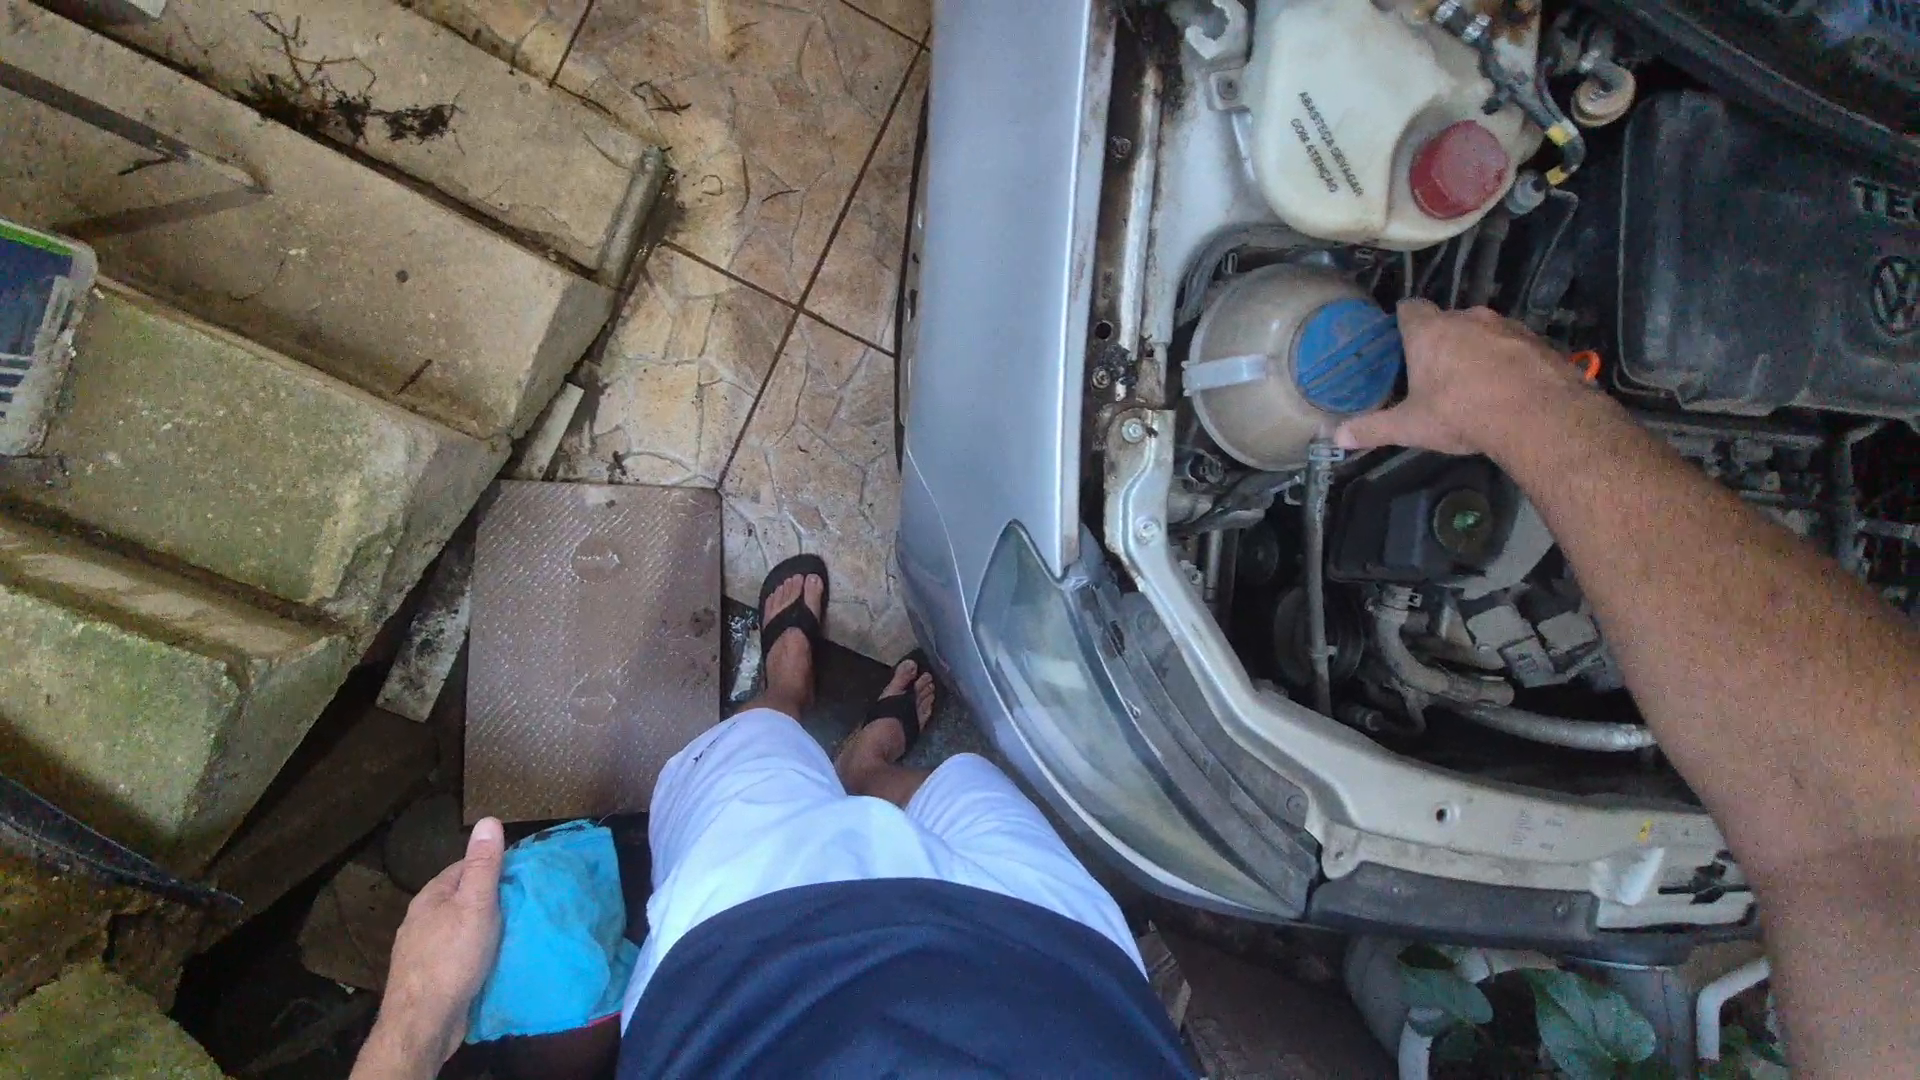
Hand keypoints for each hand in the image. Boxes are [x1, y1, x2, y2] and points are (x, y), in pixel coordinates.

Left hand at [351, 818, 505, 1079]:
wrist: (424, 1023)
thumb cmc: (453, 957)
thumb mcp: (476, 904)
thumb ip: (484, 864)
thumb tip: (488, 819)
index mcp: (431, 896)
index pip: (467, 865)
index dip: (496, 866)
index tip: (523, 875)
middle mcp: (421, 918)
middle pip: (464, 895)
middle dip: (492, 896)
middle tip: (523, 901)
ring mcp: (423, 949)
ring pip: (461, 924)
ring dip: (485, 924)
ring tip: (513, 927)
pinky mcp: (430, 974)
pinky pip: (458, 949)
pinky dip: (476, 948)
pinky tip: (492, 955)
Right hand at [1334, 300, 1596, 457]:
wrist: (1539, 415)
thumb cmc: (1460, 413)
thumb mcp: (1409, 427)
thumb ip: (1372, 429)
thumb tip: (1337, 437)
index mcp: (1430, 333)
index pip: (1409, 308)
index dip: (1402, 320)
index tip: (1397, 337)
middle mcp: (1468, 319)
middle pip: (1447, 320)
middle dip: (1439, 339)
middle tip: (1430, 369)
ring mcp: (1508, 327)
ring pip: (1482, 331)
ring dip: (1475, 348)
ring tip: (1469, 380)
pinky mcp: (1539, 341)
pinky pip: (1513, 345)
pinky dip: (1506, 360)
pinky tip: (1503, 387)